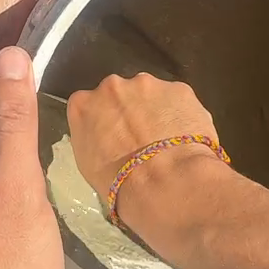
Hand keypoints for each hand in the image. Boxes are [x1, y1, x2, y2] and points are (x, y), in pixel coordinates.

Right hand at [65, 73, 224, 203]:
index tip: (112, 136)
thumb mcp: (87, 163)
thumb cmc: (120, 184)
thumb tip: (104, 138)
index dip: (103, 121)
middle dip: (129, 111)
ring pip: (150, 94)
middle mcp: (111, 86)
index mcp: (82, 104)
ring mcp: (146, 84)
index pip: (88, 105)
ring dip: (155, 111)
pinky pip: (178, 100)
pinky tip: (185, 139)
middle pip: (119, 94)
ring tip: (166, 142)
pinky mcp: (178, 88)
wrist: (165, 184)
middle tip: (141, 139)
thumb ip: (92, 137)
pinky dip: (181, 115)